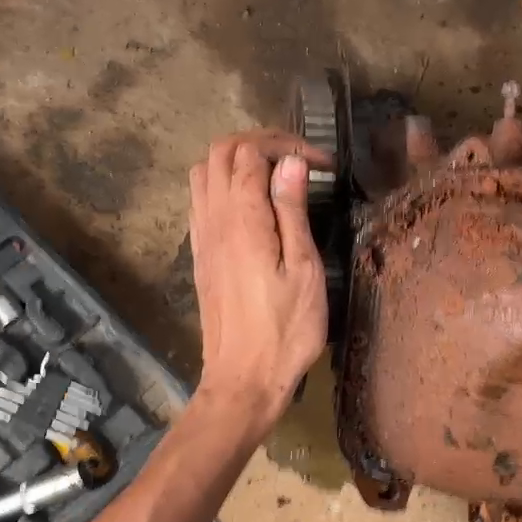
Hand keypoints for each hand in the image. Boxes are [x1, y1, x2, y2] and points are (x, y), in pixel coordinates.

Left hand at [189, 132, 328, 417]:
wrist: (243, 379)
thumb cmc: (285, 330)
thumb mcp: (304, 270)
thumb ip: (293, 212)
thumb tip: (291, 163)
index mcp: (243, 220)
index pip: (251, 153)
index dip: (286, 146)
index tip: (321, 164)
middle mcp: (214, 219)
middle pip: (220, 152)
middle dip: (259, 142)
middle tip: (297, 159)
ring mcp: (202, 237)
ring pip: (204, 172)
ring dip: (237, 160)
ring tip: (275, 175)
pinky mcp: (201, 254)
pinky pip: (200, 199)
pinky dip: (224, 183)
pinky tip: (252, 205)